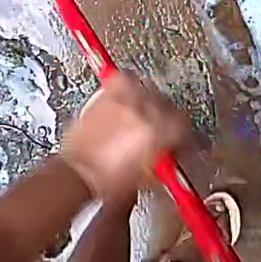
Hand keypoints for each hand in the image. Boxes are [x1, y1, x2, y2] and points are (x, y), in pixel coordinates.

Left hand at [60, 73, 190, 201]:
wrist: (78, 176)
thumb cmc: (106, 182)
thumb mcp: (147, 176)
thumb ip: (161, 159)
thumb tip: (166, 153)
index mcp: (158, 133)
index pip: (182, 123)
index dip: (180, 134)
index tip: (175, 139)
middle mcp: (144, 113)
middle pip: (167, 105)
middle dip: (165, 118)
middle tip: (158, 130)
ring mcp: (124, 102)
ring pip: (147, 89)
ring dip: (148, 100)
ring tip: (142, 112)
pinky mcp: (106, 97)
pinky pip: (123, 80)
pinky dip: (127, 84)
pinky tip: (126, 96)